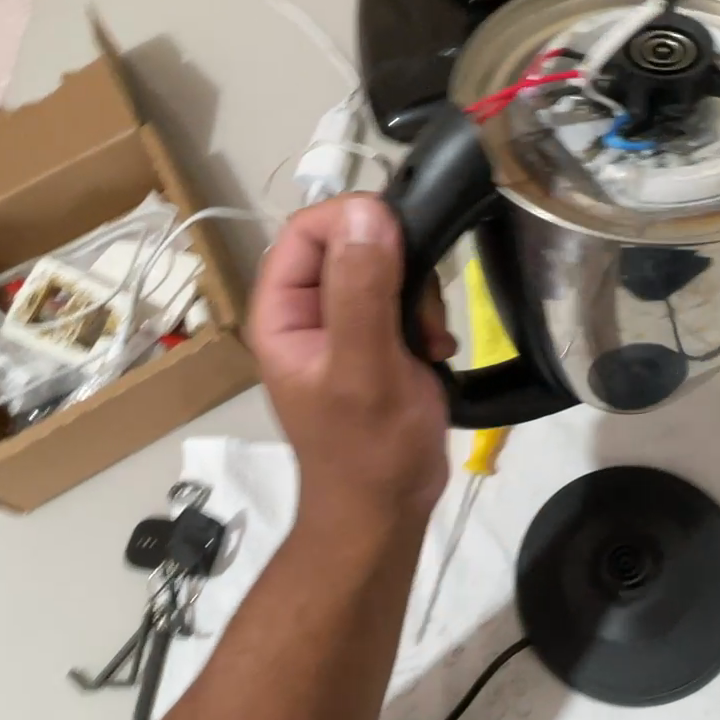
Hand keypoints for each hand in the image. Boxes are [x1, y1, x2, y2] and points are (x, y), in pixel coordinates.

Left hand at [249, 195, 457, 529]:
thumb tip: (368, 210)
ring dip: (418, 297)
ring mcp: (345, 330)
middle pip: (350, 244)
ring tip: (430, 342)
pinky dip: (427, 320)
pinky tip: (436, 353)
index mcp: (283, 312)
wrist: (386, 509)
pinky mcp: (378, 346)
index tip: (407, 247)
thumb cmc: (369, 449)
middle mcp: (308, 313)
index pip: (307, 229)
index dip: (355, 223)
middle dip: (397, 266)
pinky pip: (403, 303)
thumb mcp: (365, 368)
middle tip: (423, 314)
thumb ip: (362, 290)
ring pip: (383, 271)